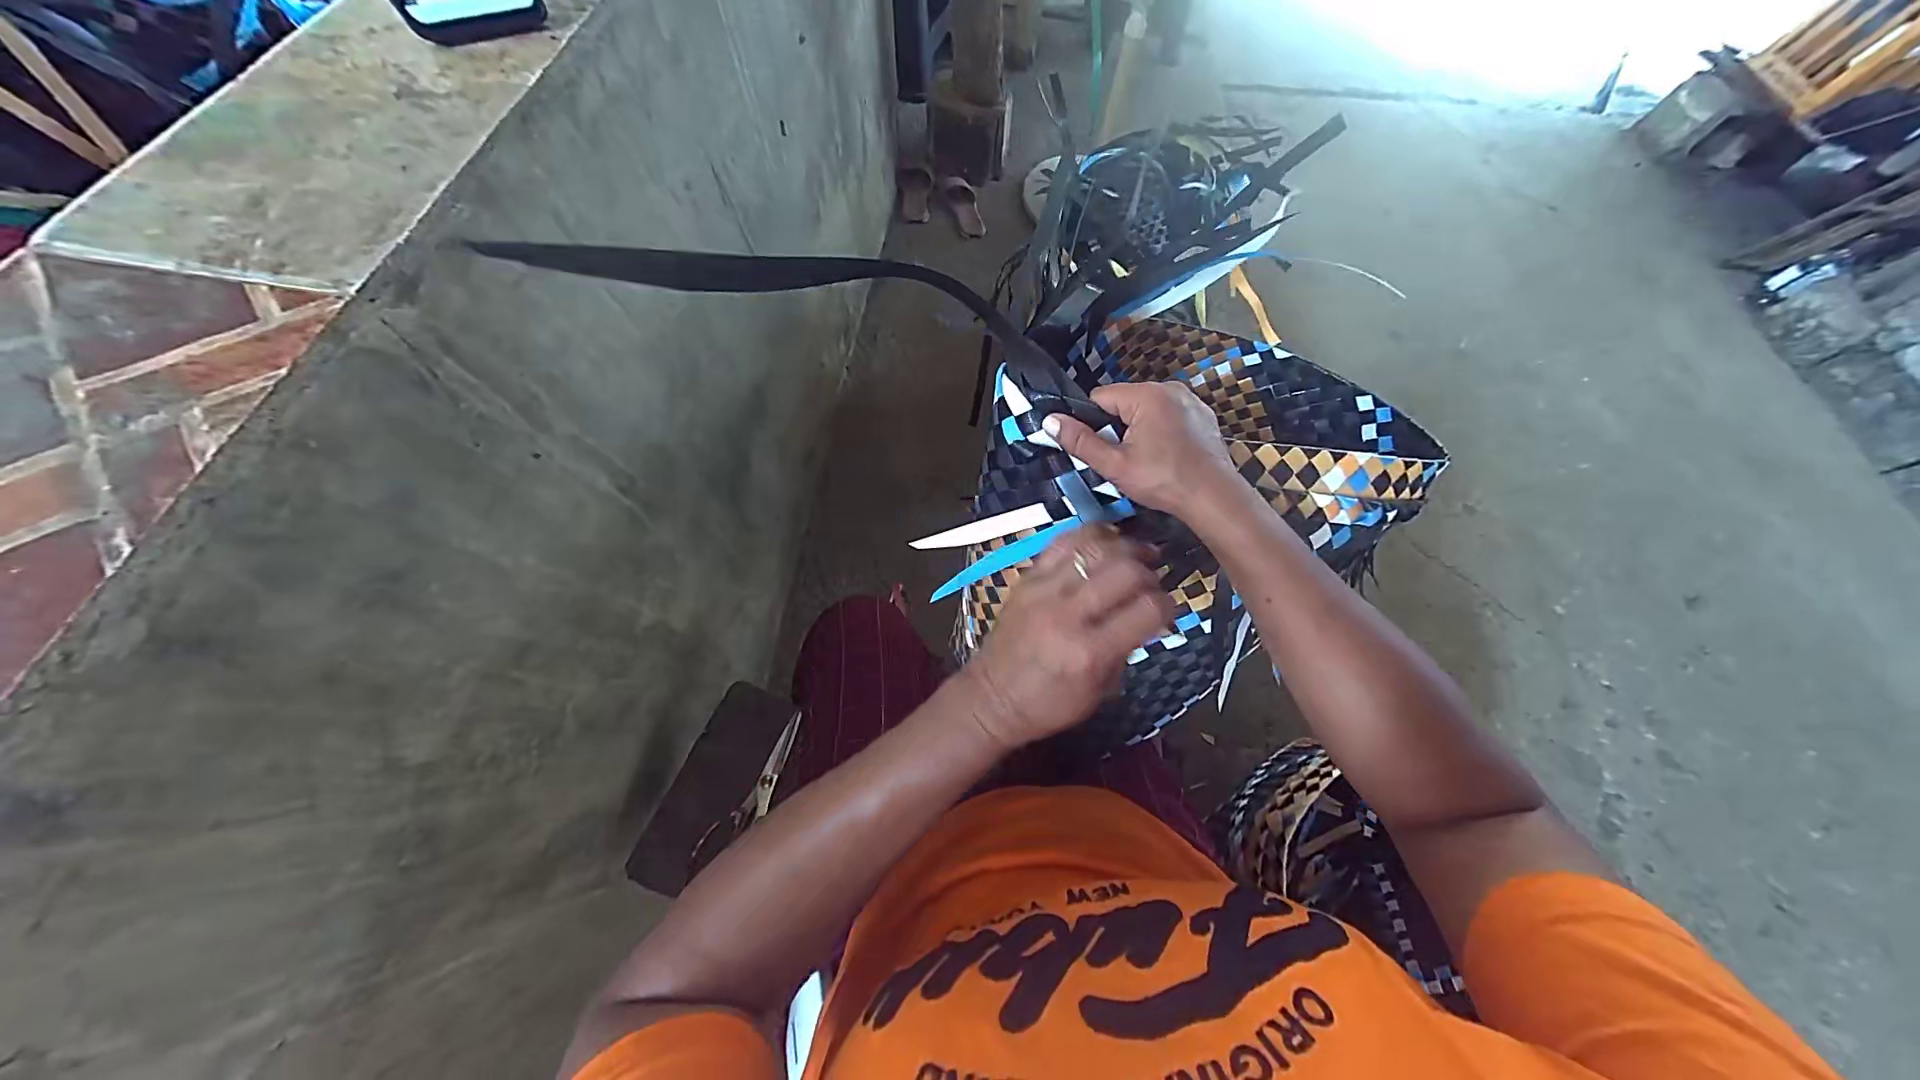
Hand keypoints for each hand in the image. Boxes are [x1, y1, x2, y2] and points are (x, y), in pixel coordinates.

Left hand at [958, 528, 1174, 750]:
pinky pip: (1062, 542)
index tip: (1166, 608)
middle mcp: (1067, 614)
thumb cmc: (1050, 703)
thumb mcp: (1101, 689)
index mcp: (1090, 651)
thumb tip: (1150, 613)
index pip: (1148, 608)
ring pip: (1095, 546)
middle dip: (1150, 573)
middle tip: (1152, 581)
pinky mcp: (1027, 578)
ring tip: (1135, 555)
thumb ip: (1127, 647)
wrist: (992, 697)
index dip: (1168, 604)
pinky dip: (1089, 537)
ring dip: (1124, 547)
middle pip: (1126, 570)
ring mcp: (1043, 591)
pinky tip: (1103, 544)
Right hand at [1042, 382, 1239, 515]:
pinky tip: (1164, 459)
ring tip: (1146, 462)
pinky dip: (1161, 435)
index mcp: (1147, 395)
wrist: (1213, 498)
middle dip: (1117, 430)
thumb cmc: (1166, 481)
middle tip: (1124, 460)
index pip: (1100, 397)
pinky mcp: (1201, 417)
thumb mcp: (1114, 464)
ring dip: (1138, 433)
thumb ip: (1080, 441)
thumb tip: (1052, 422)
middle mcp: (1170, 390)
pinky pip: (1168, 419)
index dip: (1092, 424)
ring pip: (1145, 412)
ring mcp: (1189, 402)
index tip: (1099, 448)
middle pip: (1123, 404)